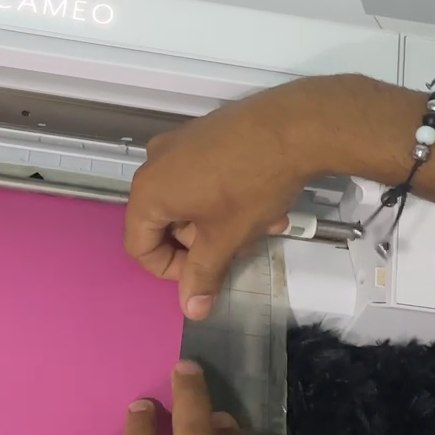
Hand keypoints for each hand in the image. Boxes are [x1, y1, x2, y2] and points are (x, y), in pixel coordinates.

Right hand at [126, 75, 420, 316]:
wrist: (294, 125)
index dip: (170, 270)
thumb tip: (191, 309)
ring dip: (218, 222)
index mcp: (149, 191)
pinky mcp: (203, 133)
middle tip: (237, 250)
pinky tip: (263, 204)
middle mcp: (156, 163)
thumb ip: (203, 275)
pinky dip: (223, 196)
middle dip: (201, 244)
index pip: (140, 246)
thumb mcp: (226, 237)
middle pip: (164, 222)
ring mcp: (179, 143)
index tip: (205, 272)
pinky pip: (201, 175)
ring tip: (262, 227)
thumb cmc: (252, 184)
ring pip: (188, 200)